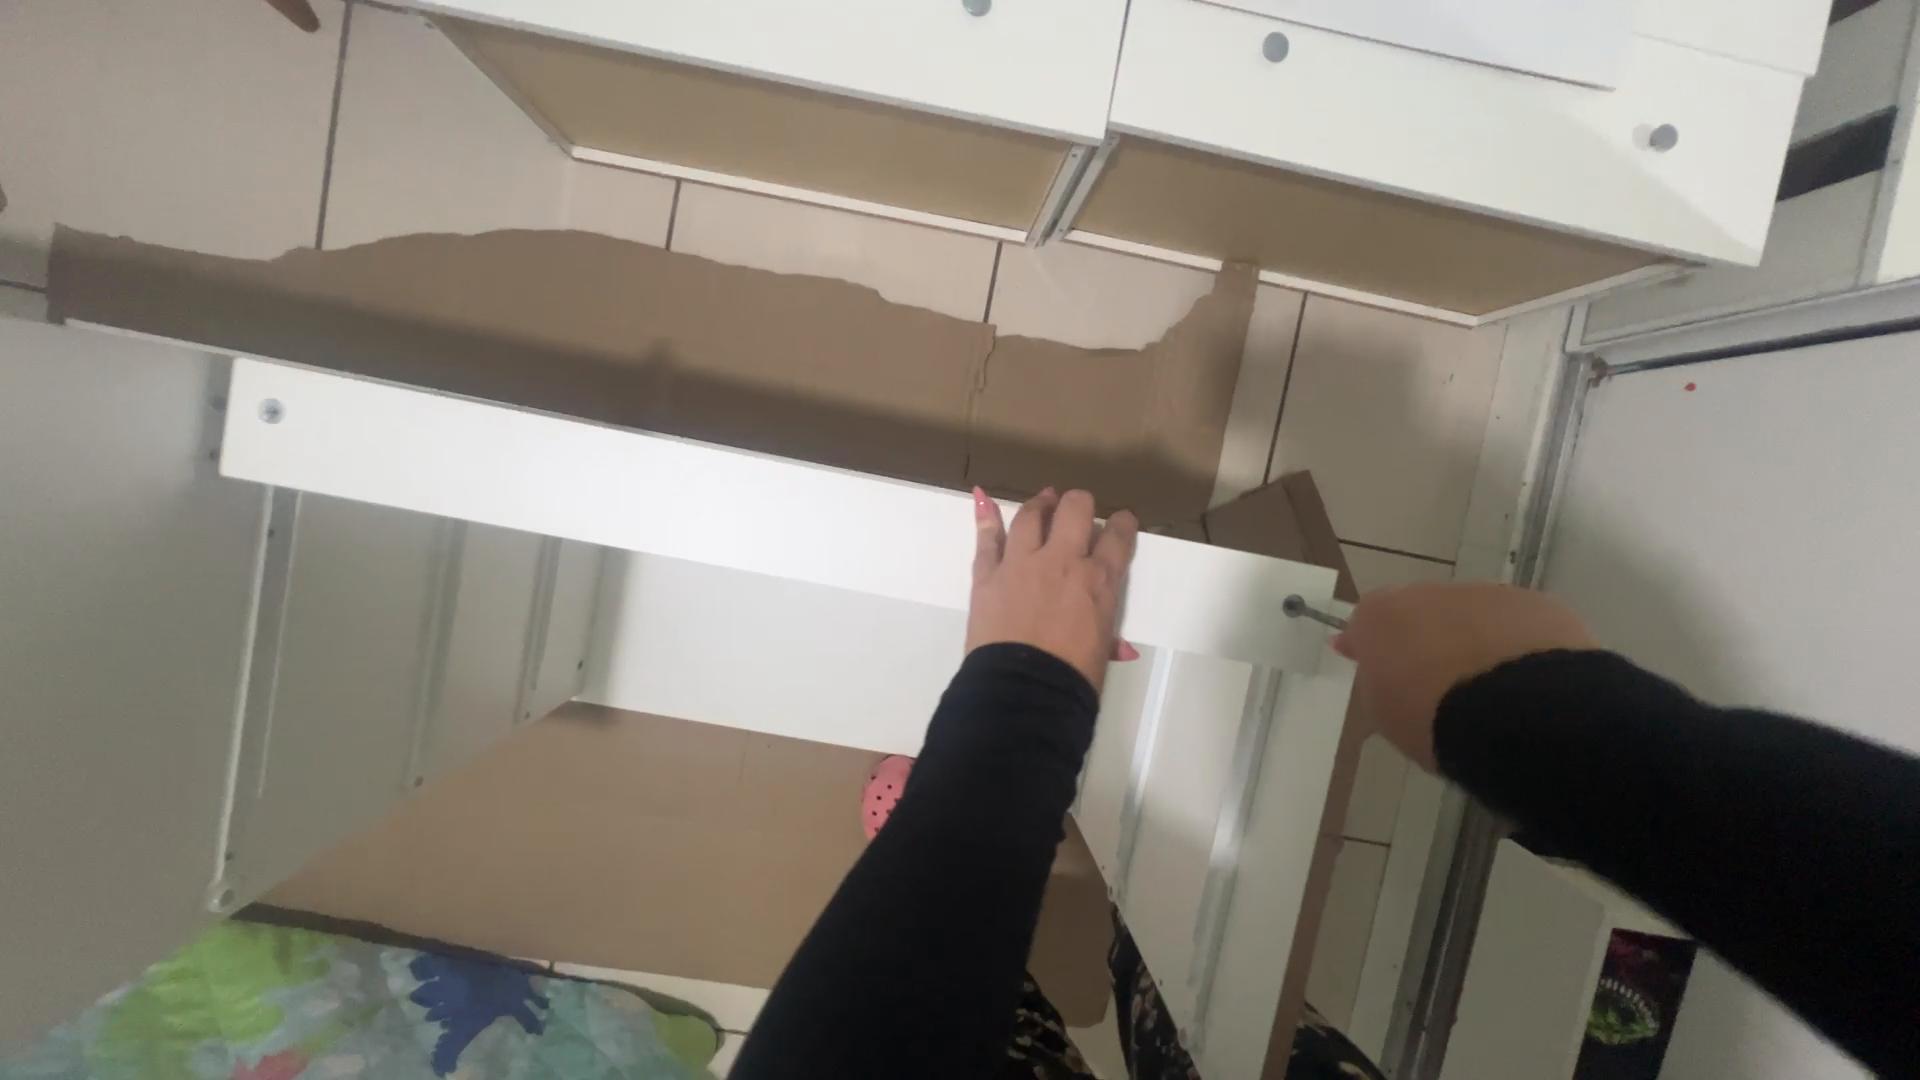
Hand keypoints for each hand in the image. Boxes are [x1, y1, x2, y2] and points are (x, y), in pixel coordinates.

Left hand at [967, 487, 1139, 690]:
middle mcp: (1061, 561)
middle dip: (1079, 504)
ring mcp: (1021, 564)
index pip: (1117, 537)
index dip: (1122, 525)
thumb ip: (1107, 636)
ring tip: (1043, 502)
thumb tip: (1119, 647)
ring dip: (1040, 505)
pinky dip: (986, 518)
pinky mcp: (987, 575)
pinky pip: (987, 540)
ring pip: (1031, 516)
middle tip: (1078, 509)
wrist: (1023, 690)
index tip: (1121, 522)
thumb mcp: (1102, 651)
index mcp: (1097, 580)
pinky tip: (983, 500)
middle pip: (1074, 510)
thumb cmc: (1072, 679)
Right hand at [1331, 583, 1595, 771]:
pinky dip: (1518, 645)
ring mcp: (1482, 594)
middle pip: (1419, 612)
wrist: (1518, 712)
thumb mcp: (1382, 710)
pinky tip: (1528, 681)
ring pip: (1471, 615)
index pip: (1365, 623)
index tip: (1382, 673)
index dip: (1373, 647)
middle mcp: (1425, 592)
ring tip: (1491, 689)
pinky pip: (1518, 624)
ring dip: (1474, 640)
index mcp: (1378, 615)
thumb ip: (1375, 679)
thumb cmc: (1430, 717)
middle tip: (1437, 682)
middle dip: (1426, 639)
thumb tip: (1378, 665)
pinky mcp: (1536, 603)